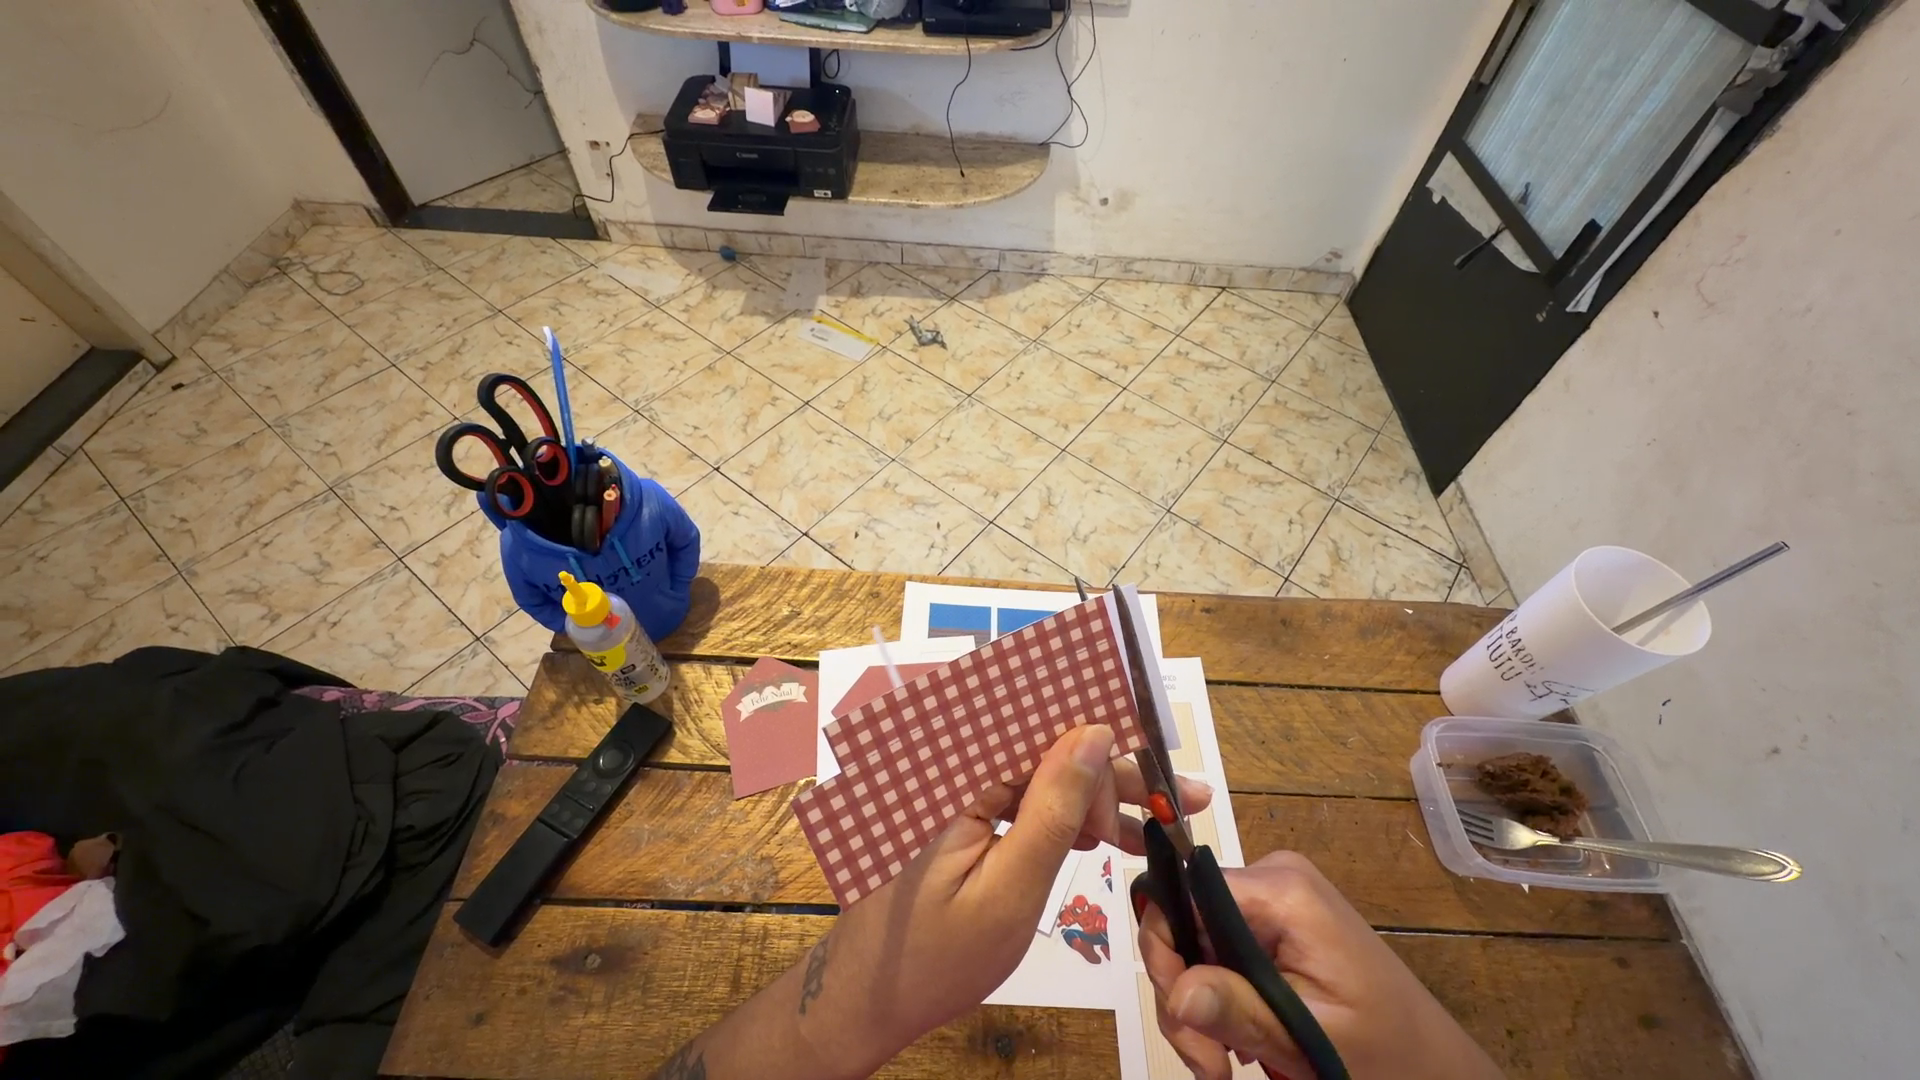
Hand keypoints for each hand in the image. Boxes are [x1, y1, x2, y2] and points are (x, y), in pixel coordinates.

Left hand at [808, 723, 1210, 1073]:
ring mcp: (962, 795)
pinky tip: (1110, 834)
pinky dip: (1069, 818)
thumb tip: (1095, 734)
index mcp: (961, 775)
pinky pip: (1026, 803)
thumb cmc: (939, 954)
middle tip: (1182, 797)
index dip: (1105, 740)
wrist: (871, 996)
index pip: (1042, 732)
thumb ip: (1053, 809)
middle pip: (1048, 751)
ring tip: (1159, 818)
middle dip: (1114, 773)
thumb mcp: (1011, 887)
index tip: (1160, 758)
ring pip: (1043, 777)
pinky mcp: (967, 820)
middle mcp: (959, 770)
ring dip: (1099, 796)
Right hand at [1139, 852, 1502, 1079]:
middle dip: (1182, 994)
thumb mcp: (1311, 1038)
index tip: (1181, 1019)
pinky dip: (1216, 997)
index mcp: (1279, 889)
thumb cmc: (1389, 1055)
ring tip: (1219, 1065)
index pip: (1182, 894)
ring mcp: (1272, 899)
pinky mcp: (1275, 922)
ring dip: (1195, 1005)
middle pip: (1184, 922)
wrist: (1441, 1070)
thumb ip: (1239, 1010)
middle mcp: (1269, 877)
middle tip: (1208, 1064)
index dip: (1164, 951)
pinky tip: (1235, 1040)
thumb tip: (1175, 992)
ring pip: (1195, 942)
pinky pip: (1219, 950)